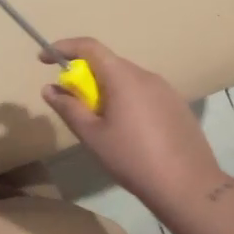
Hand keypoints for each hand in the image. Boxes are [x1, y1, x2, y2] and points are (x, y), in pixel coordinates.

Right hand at [40, 38, 225, 212]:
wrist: (189, 187)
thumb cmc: (133, 159)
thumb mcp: (92, 136)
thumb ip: (69, 108)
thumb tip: (50, 88)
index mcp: (123, 77)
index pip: (89, 46)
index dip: (63, 48)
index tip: (44, 60)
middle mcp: (146, 75)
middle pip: (108, 64)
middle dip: (85, 77)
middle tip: (74, 104)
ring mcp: (166, 90)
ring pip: (127, 79)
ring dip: (107, 90)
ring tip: (102, 123)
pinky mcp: (178, 106)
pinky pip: (144, 93)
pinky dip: (127, 101)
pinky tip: (129, 132)